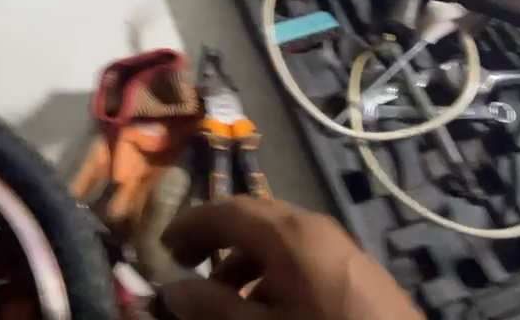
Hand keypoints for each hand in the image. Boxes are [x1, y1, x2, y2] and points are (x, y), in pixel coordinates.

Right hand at [159, 197, 421, 319]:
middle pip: (251, 216)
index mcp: (288, 232)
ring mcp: (339, 244)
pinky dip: (272, 270)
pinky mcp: (356, 268)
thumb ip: (215, 308)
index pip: (226, 210)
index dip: (191, 225)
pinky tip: (265, 304)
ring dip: (243, 257)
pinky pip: (301, 254)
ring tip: (221, 293)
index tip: (163, 247)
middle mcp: (312, 224)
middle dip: (215, 237)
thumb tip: (172, 289)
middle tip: (186, 263)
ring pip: (277, 236)